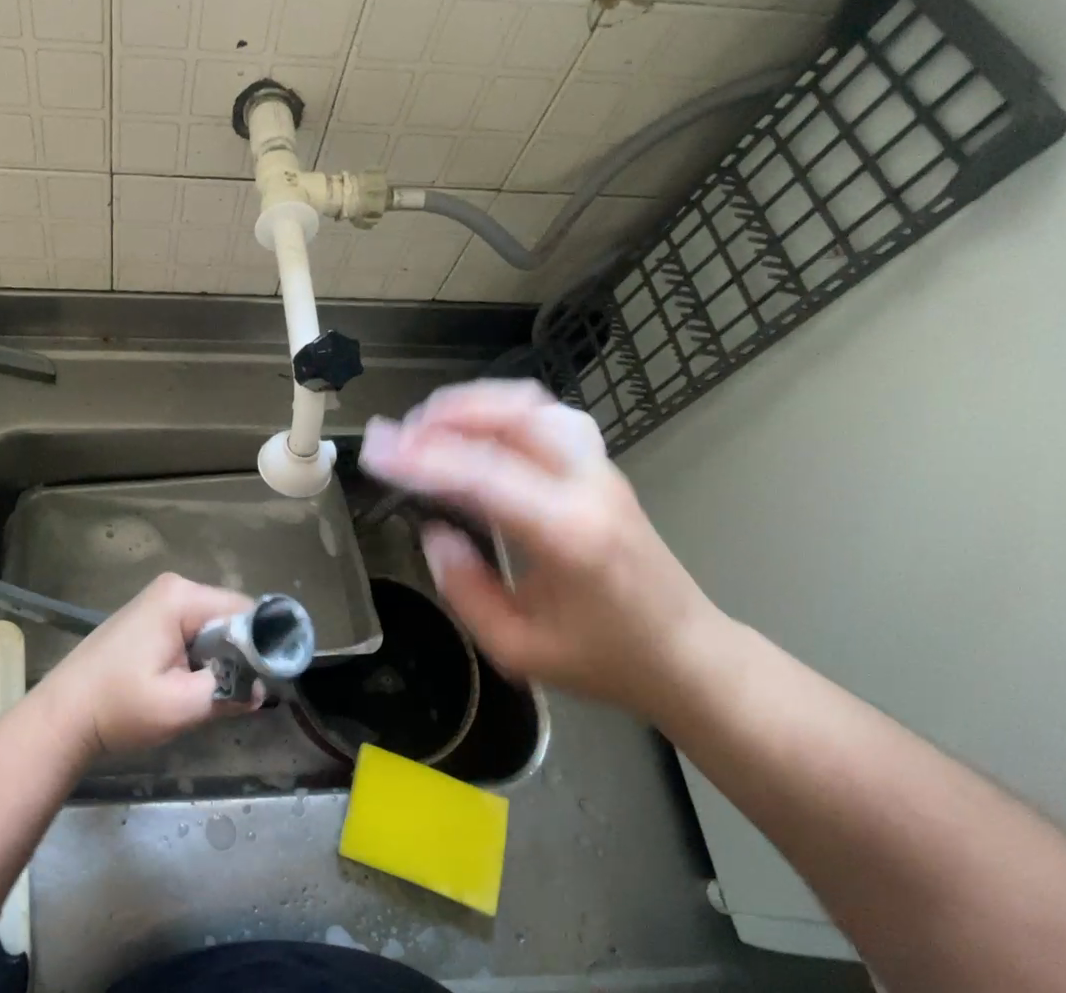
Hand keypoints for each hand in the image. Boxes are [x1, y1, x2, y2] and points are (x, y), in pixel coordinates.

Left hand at [38, 574, 259, 755]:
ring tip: (208, 692)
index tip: (265, 682)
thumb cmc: (119, 708)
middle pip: (230, 617)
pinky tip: (187, 685)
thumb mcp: (182, 706)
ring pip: (213, 628)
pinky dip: (200, 658)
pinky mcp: (150, 621)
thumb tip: (262, 689)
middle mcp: (173, 589)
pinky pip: (194, 634)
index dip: (261, 646)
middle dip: (238, 654)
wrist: (63, 716)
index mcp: (181, 597)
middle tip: (236, 693)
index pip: (245, 611)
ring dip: (219, 660)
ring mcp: (159, 603)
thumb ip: (230, 691)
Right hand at [359, 379, 728, 716]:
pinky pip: (549, 418)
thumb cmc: (606, 660)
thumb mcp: (518, 648)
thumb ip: (465, 591)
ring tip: (428, 424)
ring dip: (476, 405)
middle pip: (516, 416)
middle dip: (448, 415)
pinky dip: (503, 411)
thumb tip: (433, 536)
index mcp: (567, 536)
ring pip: (535, 406)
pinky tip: (475, 430)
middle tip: (399, 434)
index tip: (376, 453)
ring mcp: (601, 473)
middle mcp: (588, 489)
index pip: (483, 474)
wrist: (688, 654)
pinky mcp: (603, 470)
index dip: (422, 459)